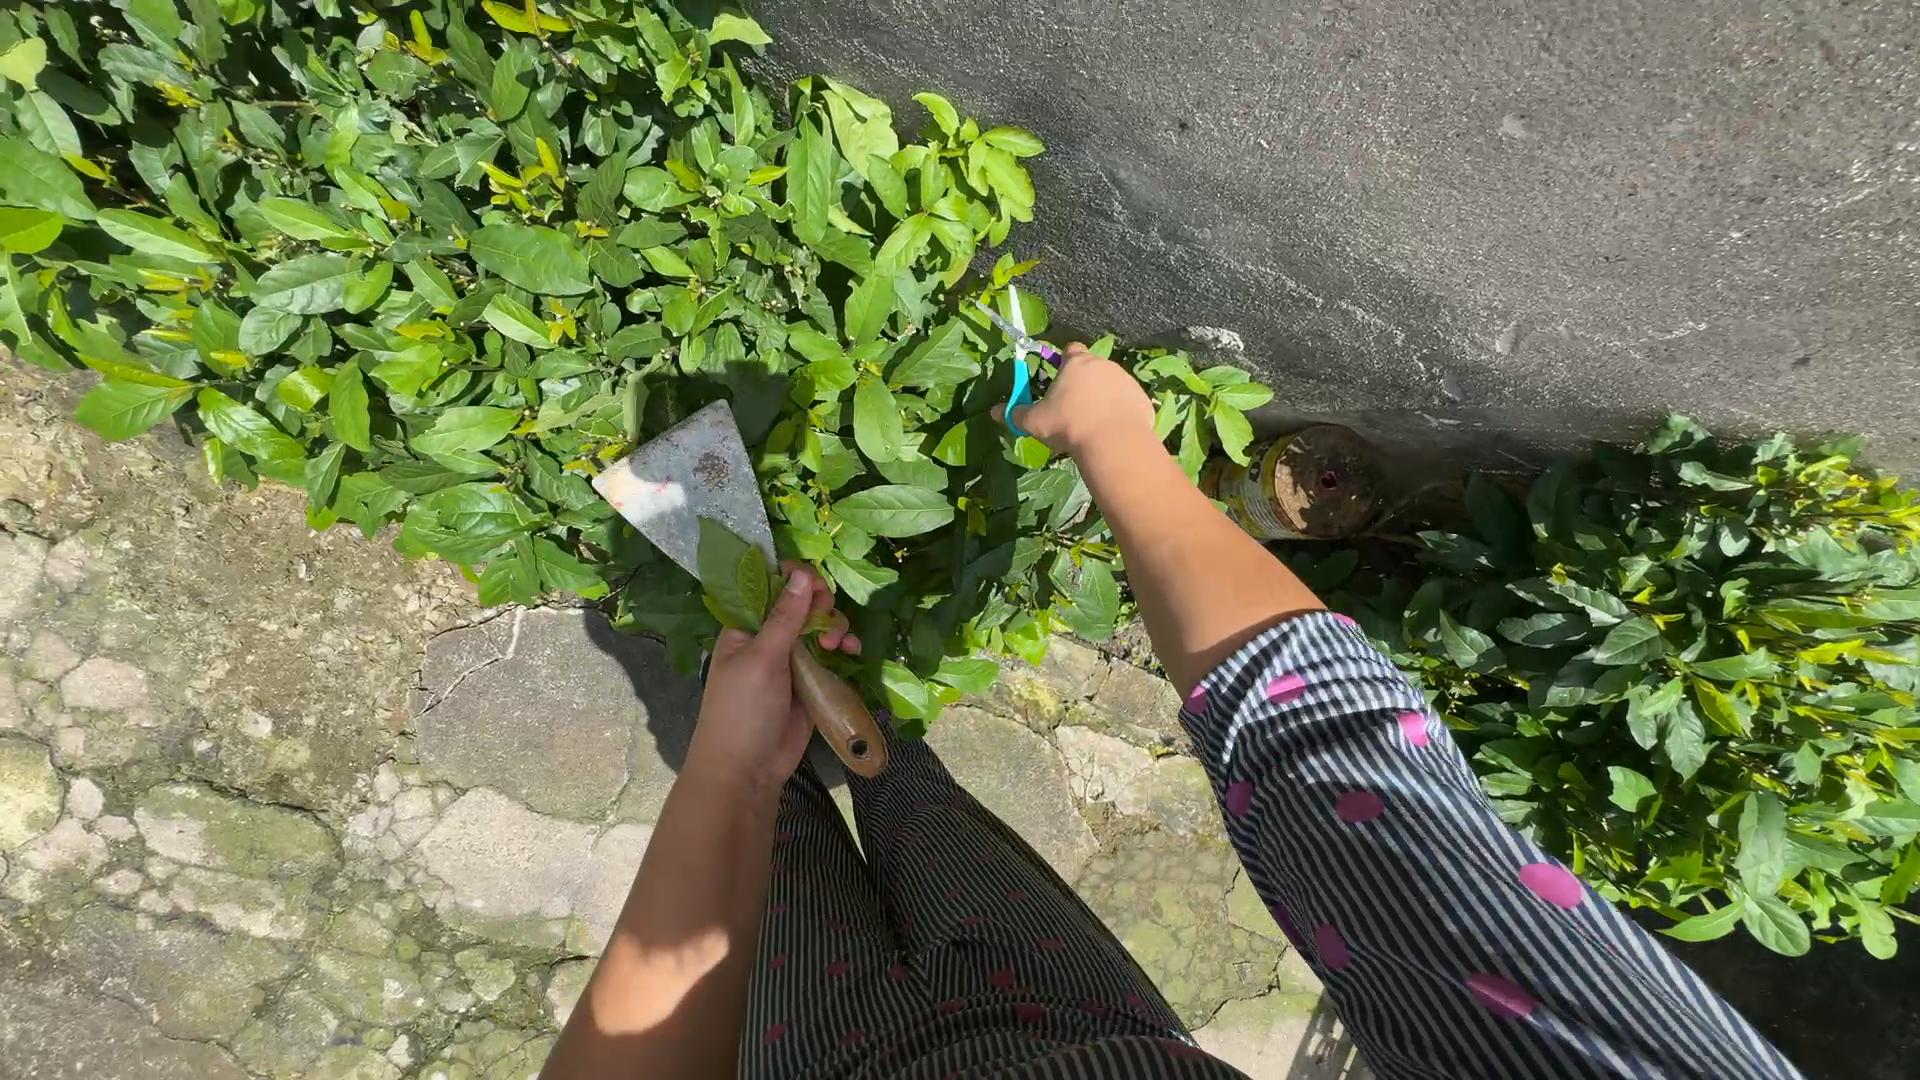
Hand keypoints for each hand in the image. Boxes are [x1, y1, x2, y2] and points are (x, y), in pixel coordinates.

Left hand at [688, 563, 859, 796]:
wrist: (748, 769)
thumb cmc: (742, 709)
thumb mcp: (762, 658)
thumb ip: (785, 617)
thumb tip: (801, 574)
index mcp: (746, 626)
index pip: (771, 587)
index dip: (795, 580)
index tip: (815, 584)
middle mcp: (769, 637)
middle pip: (803, 604)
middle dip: (821, 606)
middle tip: (826, 622)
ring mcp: (791, 658)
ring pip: (821, 627)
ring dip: (835, 627)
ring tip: (839, 644)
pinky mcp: (811, 679)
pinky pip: (831, 653)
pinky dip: (844, 647)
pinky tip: (853, 651)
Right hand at [992, 343, 1155, 457]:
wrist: (1113, 442)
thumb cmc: (1068, 424)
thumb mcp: (1035, 422)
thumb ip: (1015, 415)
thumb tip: (993, 412)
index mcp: (1076, 364)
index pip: (1071, 350)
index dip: (1065, 362)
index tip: (1060, 379)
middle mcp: (1103, 365)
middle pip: (1092, 367)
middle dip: (1085, 382)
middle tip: (1074, 407)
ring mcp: (1126, 380)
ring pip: (1112, 383)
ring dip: (1104, 396)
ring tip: (1094, 422)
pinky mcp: (1141, 399)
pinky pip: (1128, 401)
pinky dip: (1121, 411)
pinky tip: (1112, 430)